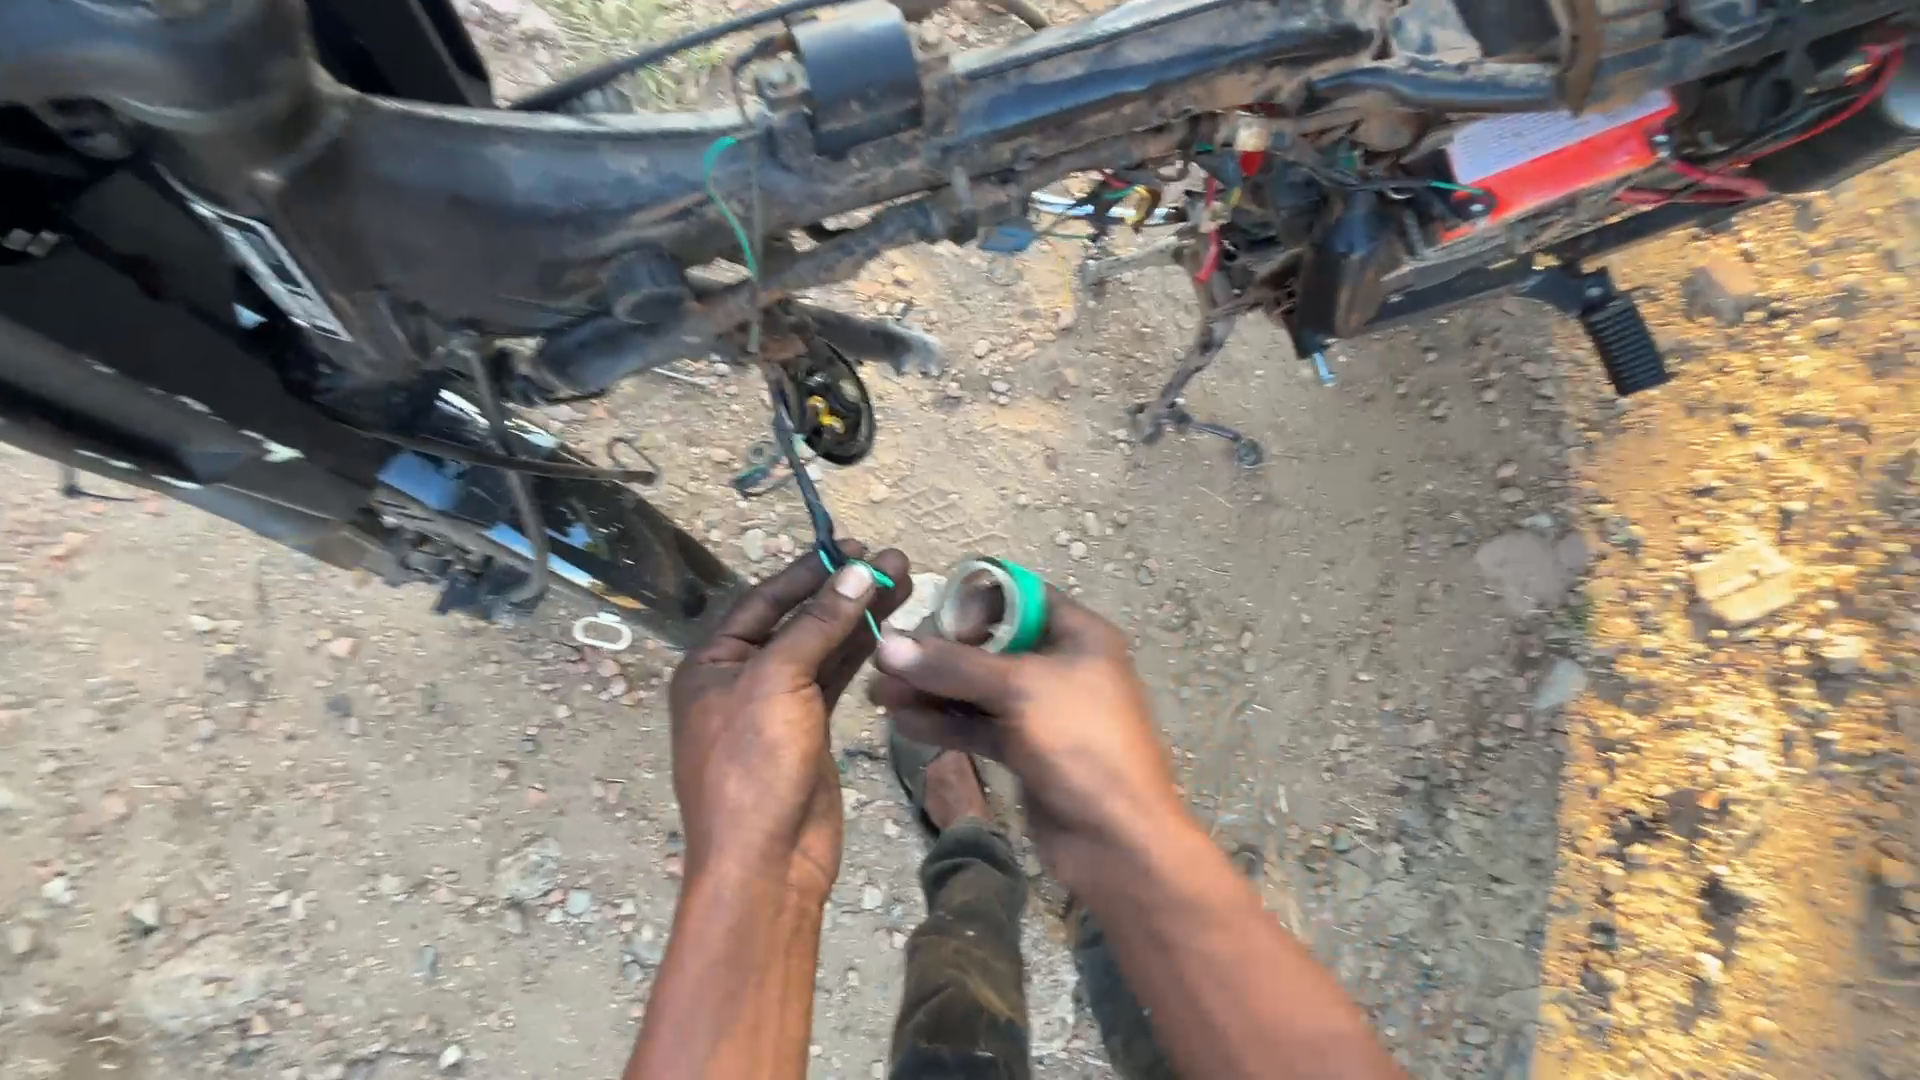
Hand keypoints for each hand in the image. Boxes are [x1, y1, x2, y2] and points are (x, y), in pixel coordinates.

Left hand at [669, 544, 910, 900]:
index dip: (809, 570)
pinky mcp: (811, 728)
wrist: (768, 862)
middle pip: (800, 620)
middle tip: (892, 560)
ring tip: (904, 581)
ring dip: (862, 617)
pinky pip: (837, 678)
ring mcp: (779, 704)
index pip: (764, 600)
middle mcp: (742, 677)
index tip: (852, 546)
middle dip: (844, 590)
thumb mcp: (777, 681)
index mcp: (712, 663)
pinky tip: (891, 627)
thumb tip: (857, 570)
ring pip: (825, 648)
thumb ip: (817, 623)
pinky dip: (863, 652)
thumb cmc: (754, 765)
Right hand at [867, 590, 1184, 885]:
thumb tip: (887, 647)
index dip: (973, 605)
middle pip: (988, 645)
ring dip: (930, 690)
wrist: (1119, 840)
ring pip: (977, 689)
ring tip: (878, 695)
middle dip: (936, 654)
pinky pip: (977, 725)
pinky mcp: (1024, 749)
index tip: (933, 625)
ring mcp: (1040, 709)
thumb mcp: (1019, 689)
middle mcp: (1059, 664)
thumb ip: (952, 666)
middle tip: (886, 663)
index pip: (1017, 598)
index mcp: (1078, 634)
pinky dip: (943, 723)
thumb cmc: (1082, 742)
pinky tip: (902, 723)